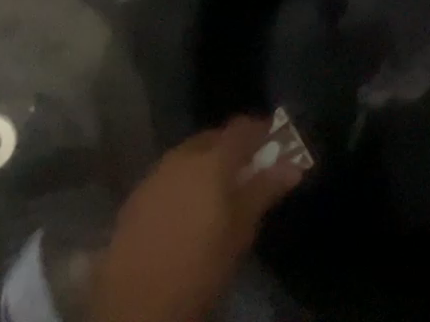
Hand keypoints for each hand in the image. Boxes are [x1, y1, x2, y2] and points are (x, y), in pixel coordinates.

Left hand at [90, 117, 303, 321]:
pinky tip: (190, 208)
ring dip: (208, 164)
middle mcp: (181, 156)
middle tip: (251, 172)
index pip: (242, 128)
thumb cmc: (201, 264)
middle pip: (213, 138)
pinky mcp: (136, 196)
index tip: (277, 143)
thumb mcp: (241, 230)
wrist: (137, 302)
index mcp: (211, 159)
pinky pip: (169, 175)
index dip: (261, 131)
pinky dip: (185, 181)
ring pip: (189, 156)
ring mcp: (155, 174)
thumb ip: (265, 190)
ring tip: (221, 192)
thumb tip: (293, 166)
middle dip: (234, 149)